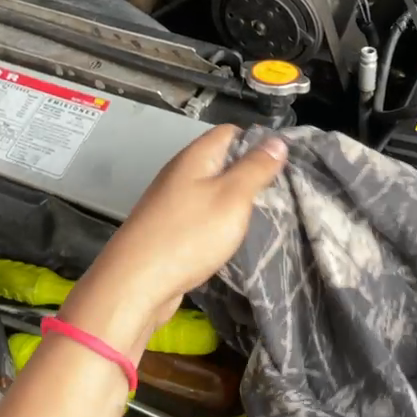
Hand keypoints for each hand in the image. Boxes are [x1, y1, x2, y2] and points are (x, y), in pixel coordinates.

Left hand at [61, 126, 285, 358]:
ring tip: (259, 217)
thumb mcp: (233, 197)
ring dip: (234, 201)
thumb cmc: (189, 235)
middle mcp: (179, 173)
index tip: (281, 166)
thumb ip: (256, 168)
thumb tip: (277, 140)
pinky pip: (200, 213)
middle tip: (277, 195)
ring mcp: (170, 201)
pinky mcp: (167, 228)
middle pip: (220, 161)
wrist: (135, 284)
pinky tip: (229, 238)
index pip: (230, 132)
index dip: (257, 143)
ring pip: (211, 189)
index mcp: (195, 157)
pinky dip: (217, 221)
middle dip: (248, 174)